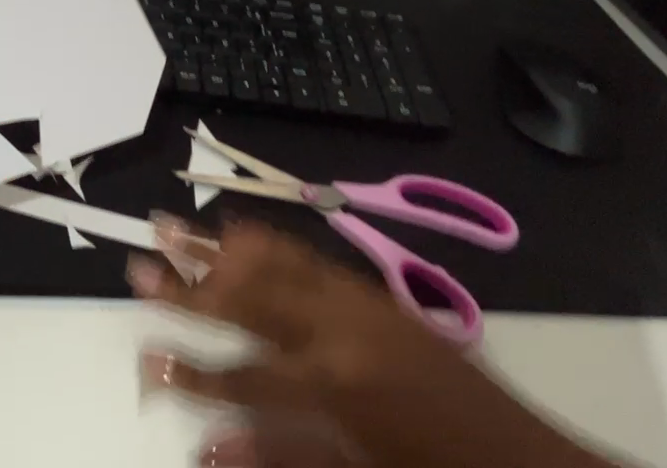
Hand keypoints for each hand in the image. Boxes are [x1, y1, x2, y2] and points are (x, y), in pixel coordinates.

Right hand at [129, 218, 613, 467]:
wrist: (527, 464)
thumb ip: (278, 455)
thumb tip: (205, 448)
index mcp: (333, 391)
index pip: (240, 378)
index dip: (187, 373)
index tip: (143, 361)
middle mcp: (337, 336)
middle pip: (245, 301)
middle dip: (187, 284)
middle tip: (139, 260)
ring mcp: (356, 306)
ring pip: (271, 265)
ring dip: (216, 246)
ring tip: (173, 223)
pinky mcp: (373, 294)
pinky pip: (308, 257)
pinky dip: (265, 240)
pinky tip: (238, 227)